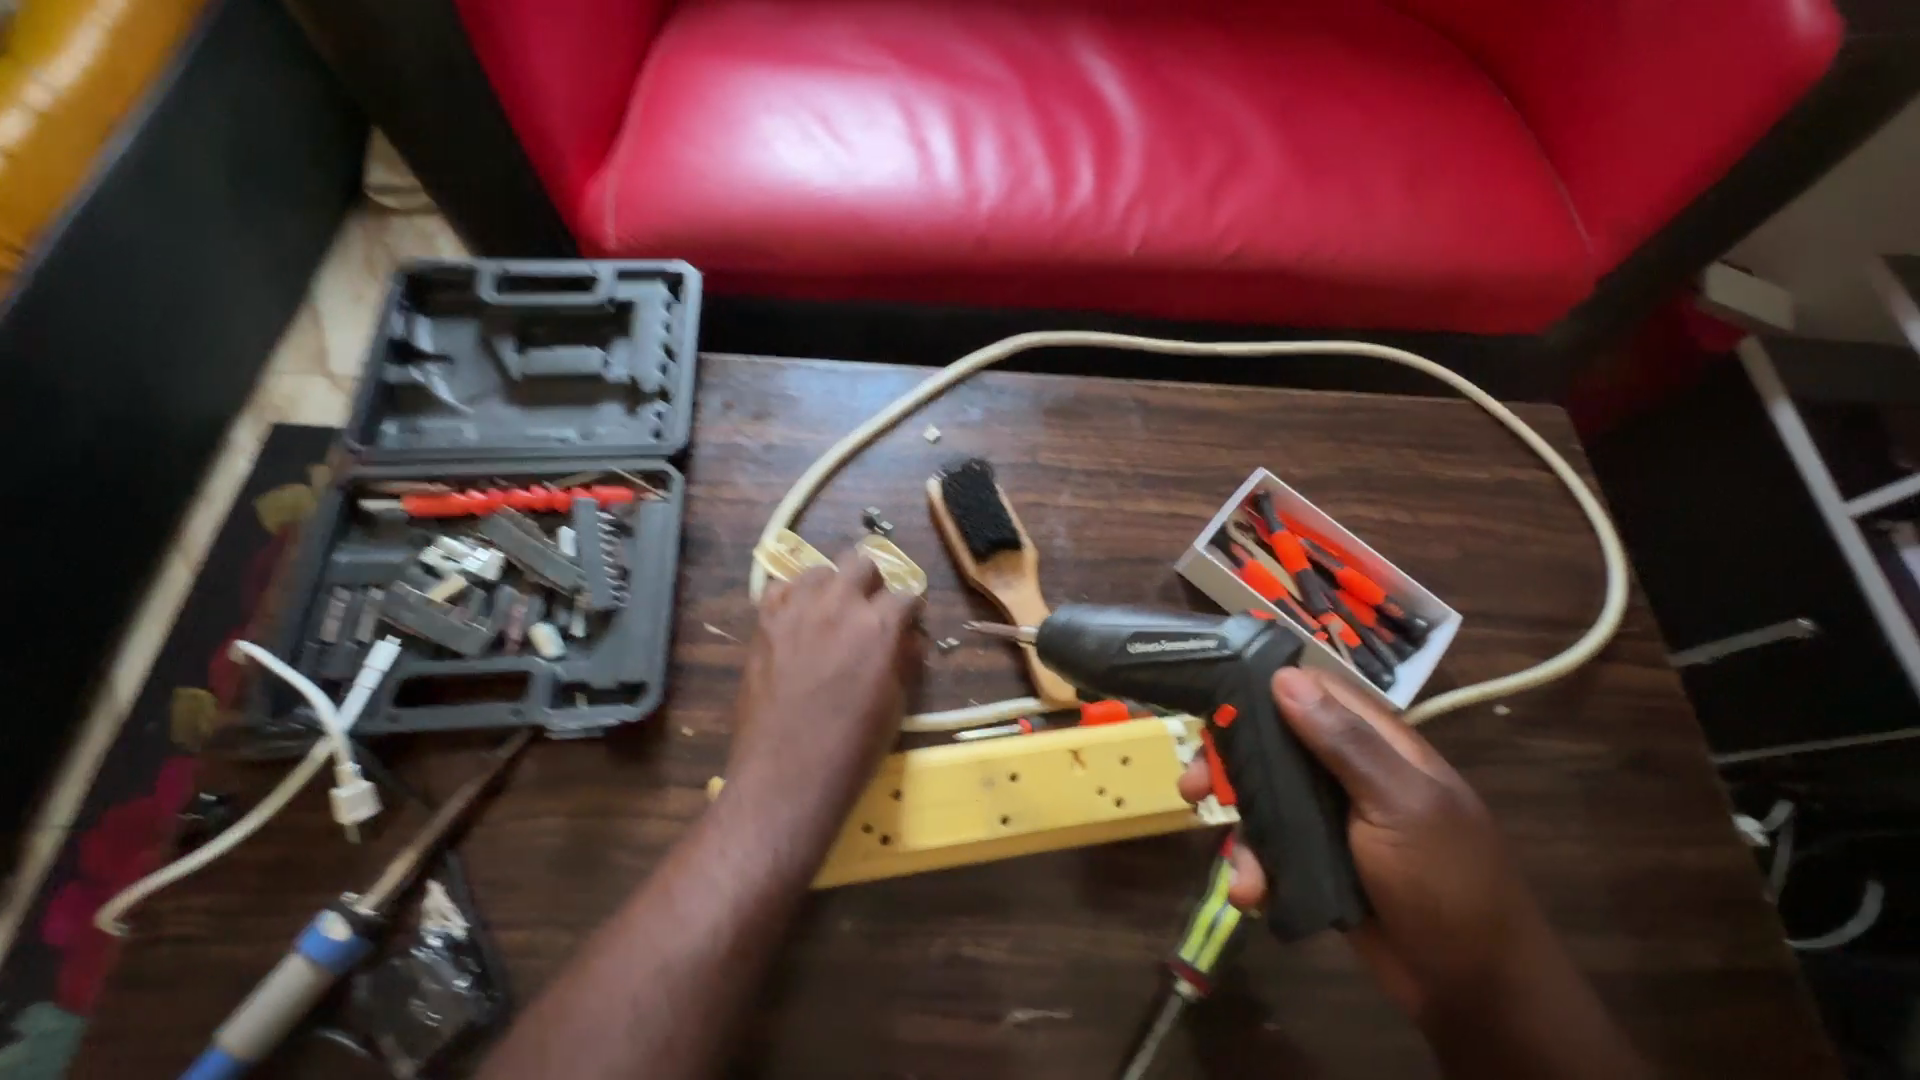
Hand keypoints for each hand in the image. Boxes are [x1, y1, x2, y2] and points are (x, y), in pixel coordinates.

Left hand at [727, 550, 924, 820]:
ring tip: (832, 616)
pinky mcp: (764, 622)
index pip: (907, 594)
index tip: (909, 624)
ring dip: (832, 587)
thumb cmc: (853, 748)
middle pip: (862, 562)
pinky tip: (798, 622)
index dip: (911, 610)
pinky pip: (780, 588)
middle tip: (871, 611)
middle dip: (873, 583)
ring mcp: (796, 610)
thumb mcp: (896, 704)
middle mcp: (839, 605)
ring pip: (820, 570)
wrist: (787, 774)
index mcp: (880, 626)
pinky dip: (794, 598)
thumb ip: (904, 659)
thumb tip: (909, 639)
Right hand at [1178, 668, 1554, 1015]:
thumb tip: (1283, 676)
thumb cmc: (1447, 882)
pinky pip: (1268, 850)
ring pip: (1262, 801)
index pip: (1313, 690)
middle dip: (1227, 765)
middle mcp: (1347, 773)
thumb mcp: (1401, 804)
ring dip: (1239, 830)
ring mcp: (1329, 820)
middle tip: (1192, 786)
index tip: (1209, 696)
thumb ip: (1344, 741)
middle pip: (1272, 745)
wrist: (1474, 988)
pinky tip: (1252, 894)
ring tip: (1233, 863)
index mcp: (1378, 744)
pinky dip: (1253, 869)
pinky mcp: (1314, 863)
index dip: (1261, 688)